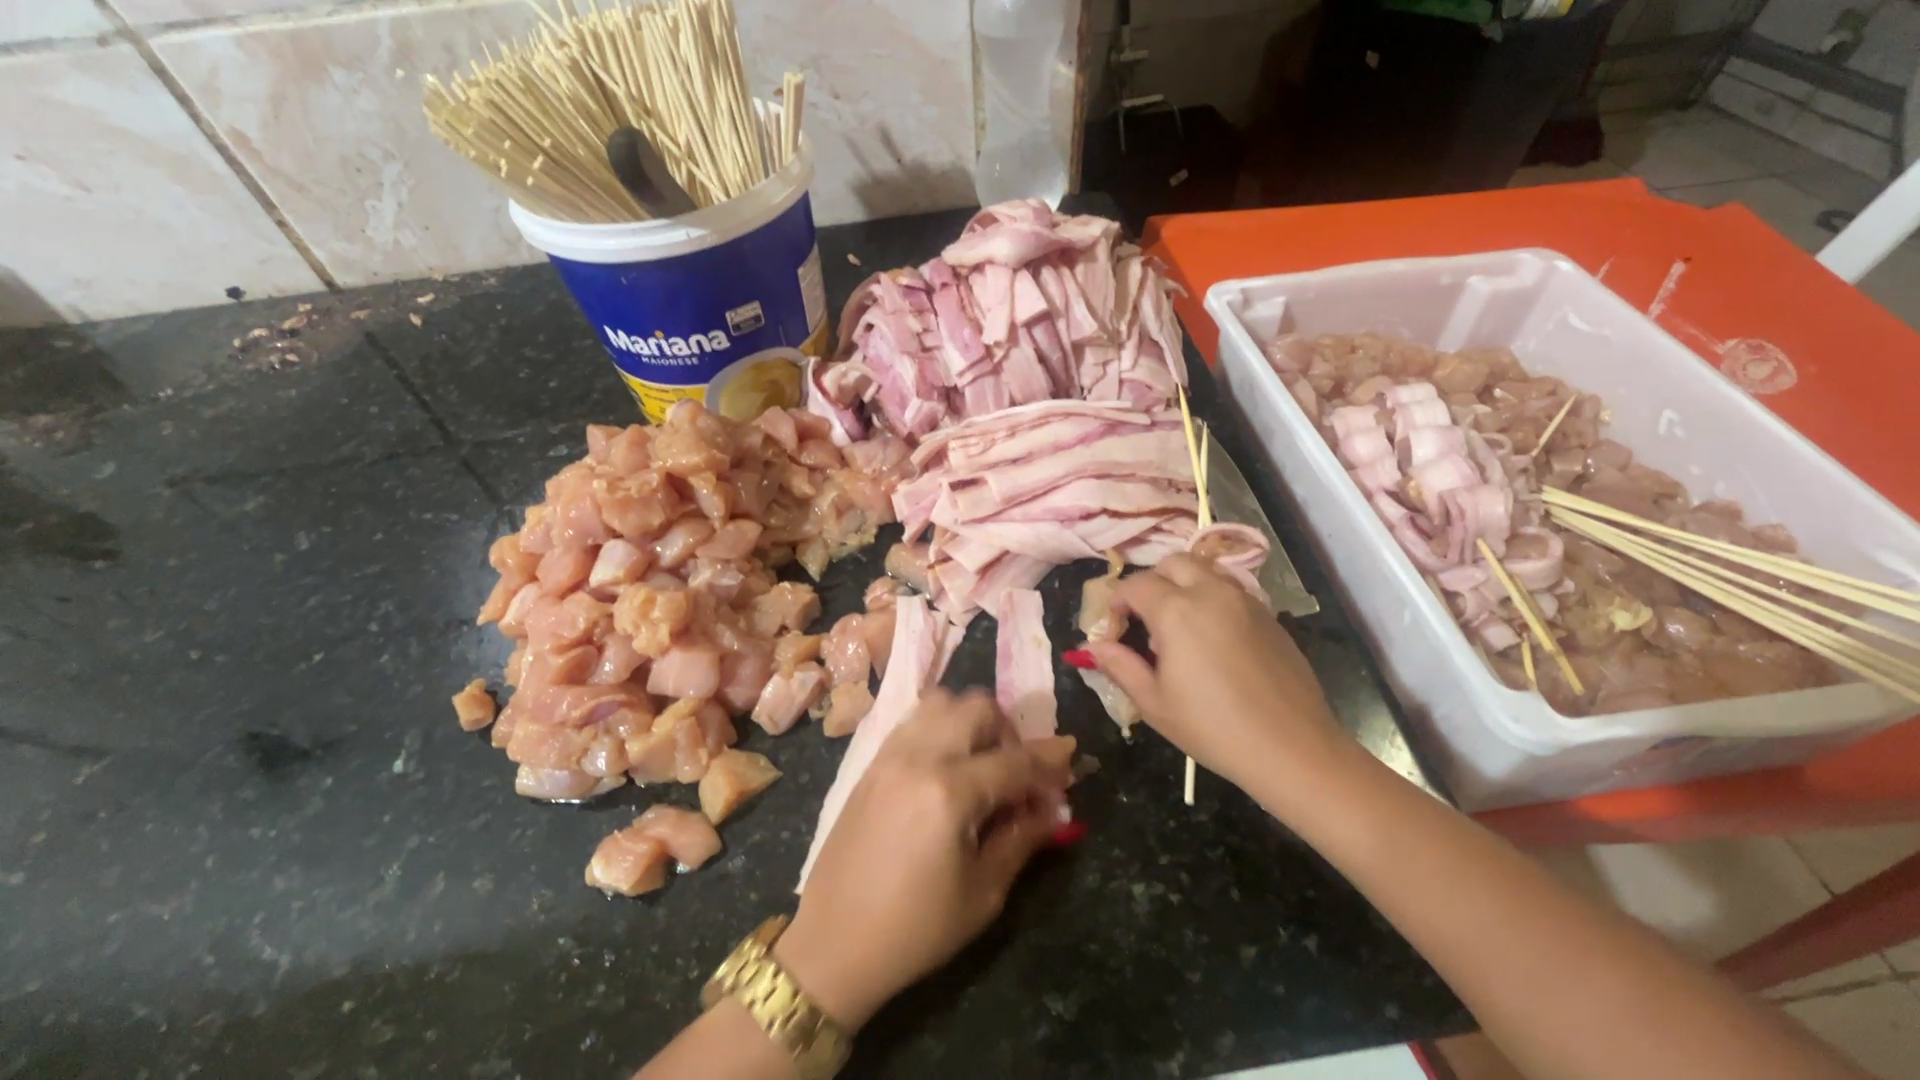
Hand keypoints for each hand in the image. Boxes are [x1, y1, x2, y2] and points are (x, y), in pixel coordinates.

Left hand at [776, 689, 1073, 1028]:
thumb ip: (1022, 839)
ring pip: (942, 702)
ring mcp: (889, 756)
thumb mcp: (983, 894)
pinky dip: (941, 729)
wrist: (833, 944)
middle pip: (978, 708)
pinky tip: (948, 769)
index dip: (1049, 766)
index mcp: (950, 792)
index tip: (1068, 774)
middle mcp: (918, 758)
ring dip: (972, 722)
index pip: (1016, 760)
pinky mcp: (870, 765)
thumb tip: (1053, 810)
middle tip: (1019, 775)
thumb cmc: (915, 929)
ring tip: (981, 765)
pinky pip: (914, 722)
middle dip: (1010, 733)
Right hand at [1087, 554, 1345, 794]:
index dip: (1116, 603)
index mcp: (1177, 610)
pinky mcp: (1269, 616)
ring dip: (1184, 585)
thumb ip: (1120, 666)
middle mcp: (1212, 592)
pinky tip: (1211, 640)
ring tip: (1178, 627)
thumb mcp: (1154, 703)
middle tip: (1143, 620)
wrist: (1291, 746)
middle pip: (1173, 563)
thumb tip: (1094, 647)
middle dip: (1151, 583)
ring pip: (1206, 571)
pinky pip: (1231, 591)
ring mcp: (1246, 600)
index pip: (1135, 585)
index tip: (1112, 631)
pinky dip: (1212, 599)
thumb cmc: (1213, 728)